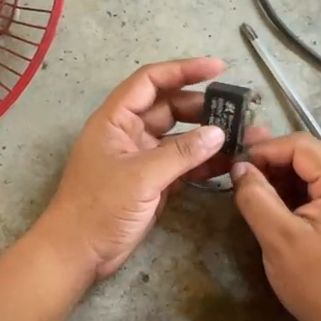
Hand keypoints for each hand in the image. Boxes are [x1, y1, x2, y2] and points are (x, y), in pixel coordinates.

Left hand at [34, 58, 232, 278]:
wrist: (78, 252)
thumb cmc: (98, 208)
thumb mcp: (140, 177)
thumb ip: (180, 153)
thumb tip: (218, 133)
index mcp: (115, 120)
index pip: (150, 81)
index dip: (183, 70)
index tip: (218, 67)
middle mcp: (129, 133)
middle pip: (170, 108)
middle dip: (203, 108)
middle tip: (238, 113)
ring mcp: (141, 159)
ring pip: (179, 138)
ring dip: (207, 137)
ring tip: (241, 137)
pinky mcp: (151, 184)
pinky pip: (181, 165)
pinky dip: (202, 164)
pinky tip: (227, 164)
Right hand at [231, 132, 320, 320]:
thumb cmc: (317, 281)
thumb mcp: (278, 238)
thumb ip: (256, 197)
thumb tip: (238, 168)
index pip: (301, 146)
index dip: (266, 149)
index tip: (235, 165)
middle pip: (306, 155)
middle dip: (270, 159)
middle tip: (234, 166)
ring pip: (307, 173)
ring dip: (276, 175)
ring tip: (244, 181)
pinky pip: (312, 192)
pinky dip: (287, 192)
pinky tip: (264, 198)